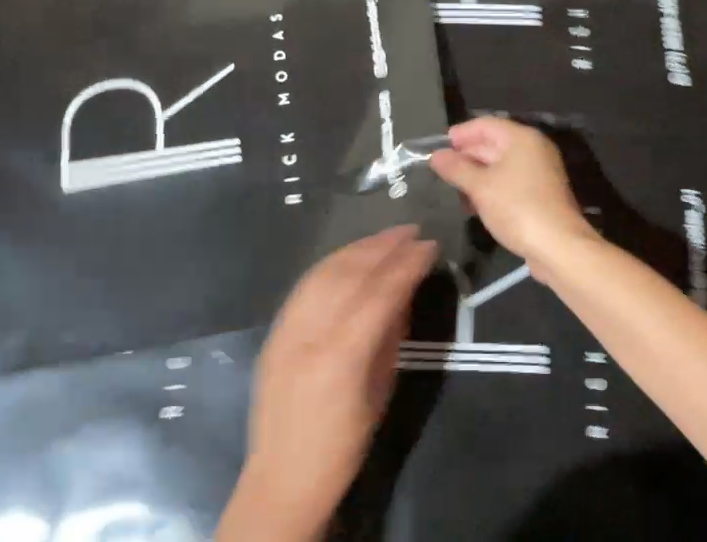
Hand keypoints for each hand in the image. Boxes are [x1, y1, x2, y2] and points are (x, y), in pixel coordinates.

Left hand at [218, 225, 436, 541]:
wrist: (282, 476)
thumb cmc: (344, 445)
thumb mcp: (381, 391)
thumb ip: (391, 337)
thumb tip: (405, 293)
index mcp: (342, 355)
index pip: (381, 292)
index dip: (408, 264)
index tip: (431, 245)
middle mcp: (310, 333)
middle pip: (351, 273)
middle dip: (384, 247)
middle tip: (413, 231)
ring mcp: (287, 329)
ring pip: (325, 271)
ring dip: (358, 248)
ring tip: (386, 237)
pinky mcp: (275, 330)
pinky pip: (306, 284)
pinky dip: (332, 263)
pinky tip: (350, 256)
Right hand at [429, 117, 595, 275]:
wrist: (558, 245)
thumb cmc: (517, 208)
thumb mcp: (480, 187)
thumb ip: (456, 168)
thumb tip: (436, 155)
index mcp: (522, 138)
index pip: (486, 125)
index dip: (461, 133)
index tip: (438, 146)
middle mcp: (534, 149)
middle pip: (494, 143)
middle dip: (466, 156)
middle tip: (440, 170)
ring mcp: (540, 172)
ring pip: (501, 165)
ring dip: (476, 175)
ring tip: (452, 188)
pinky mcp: (541, 194)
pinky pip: (510, 182)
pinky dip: (491, 188)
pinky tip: (473, 204)